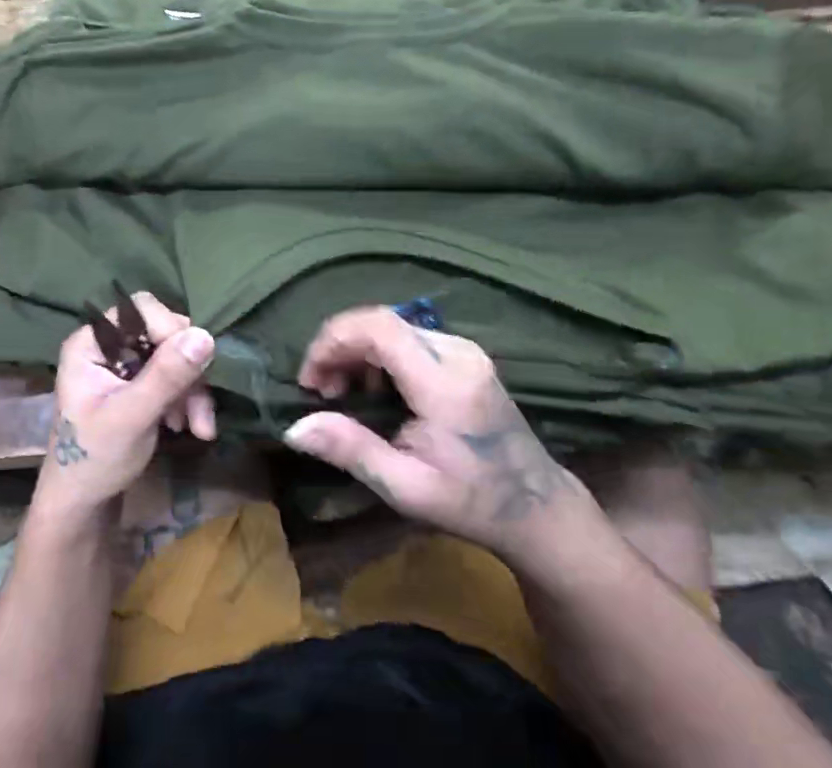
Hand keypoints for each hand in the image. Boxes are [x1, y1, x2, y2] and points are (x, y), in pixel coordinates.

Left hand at [35, 294, 216, 519]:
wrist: (82, 502)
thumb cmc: (94, 458)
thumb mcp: (132, 417)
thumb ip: (165, 376)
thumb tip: (205, 334)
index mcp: (90, 343)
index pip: (140, 310)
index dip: (171, 331)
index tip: (192, 365)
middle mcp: (106, 347)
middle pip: (162, 333)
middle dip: (188, 369)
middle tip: (199, 409)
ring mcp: (122, 366)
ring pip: (174, 356)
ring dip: (193, 390)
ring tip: (198, 428)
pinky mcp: (138, 386)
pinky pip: (174, 377)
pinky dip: (187, 399)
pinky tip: (190, 428)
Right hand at [283, 307, 589, 561]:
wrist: (538, 509)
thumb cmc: (472, 502)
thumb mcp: (405, 487)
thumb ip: (350, 449)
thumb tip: (293, 428)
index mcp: (445, 383)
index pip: (378, 327)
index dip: (332, 342)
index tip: (310, 381)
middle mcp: (457, 353)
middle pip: (379, 321)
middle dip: (336, 348)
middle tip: (320, 392)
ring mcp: (463, 350)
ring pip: (388, 326)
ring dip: (353, 352)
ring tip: (340, 394)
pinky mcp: (463, 356)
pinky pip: (404, 337)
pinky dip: (373, 355)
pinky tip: (369, 389)